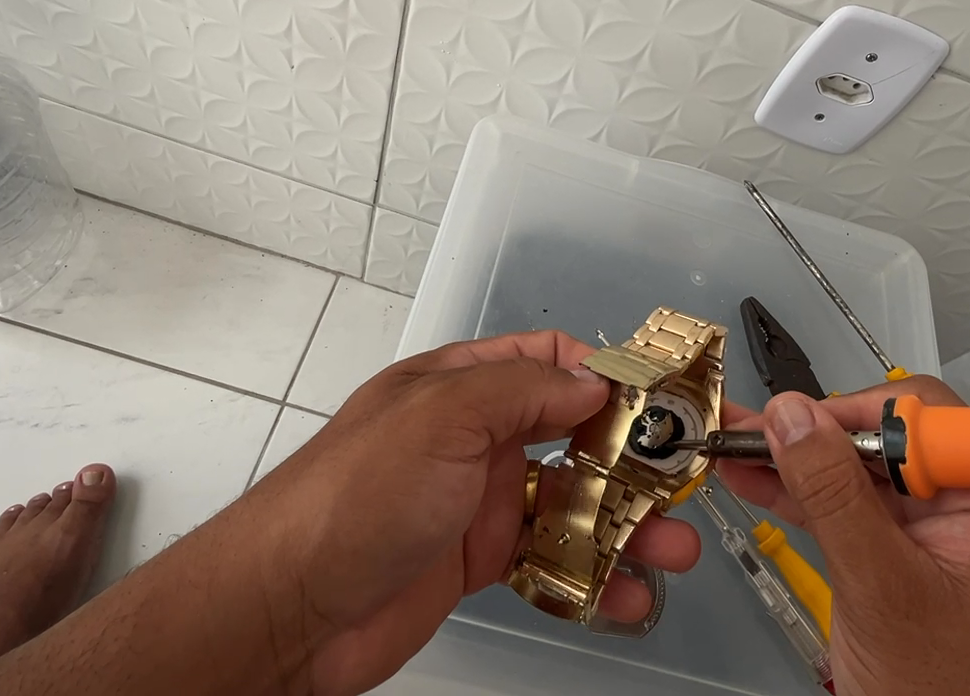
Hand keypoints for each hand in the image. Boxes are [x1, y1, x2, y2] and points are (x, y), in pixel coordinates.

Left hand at [242, 330, 701, 694]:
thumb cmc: (352, 495)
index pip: (545, 362)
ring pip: (569, 501)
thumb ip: (520, 391)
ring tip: (673, 547)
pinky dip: (590, 577)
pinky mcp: (478, 560)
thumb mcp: (441, 418)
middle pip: (570, 435)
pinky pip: (550, 561)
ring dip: (623, 522)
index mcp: (461, 385)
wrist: (289, 607)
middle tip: (680, 481)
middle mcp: (475, 437)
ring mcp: (478, 500)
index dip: (602, 376)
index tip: (655, 402)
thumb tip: (591, 379)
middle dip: (629, 457)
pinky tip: (624, 597)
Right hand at [721, 377, 969, 695]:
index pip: (922, 417)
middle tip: (745, 430)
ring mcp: (929, 534)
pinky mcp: (897, 558)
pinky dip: (799, 496)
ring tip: (733, 447)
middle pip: (880, 440)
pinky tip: (753, 481)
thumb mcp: (881, 588)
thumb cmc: (944, 695)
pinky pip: (845, 510)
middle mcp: (963, 506)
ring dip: (793, 461)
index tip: (792, 423)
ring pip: (854, 473)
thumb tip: (790, 413)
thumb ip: (833, 496)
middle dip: (810, 433)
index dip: (854, 409)